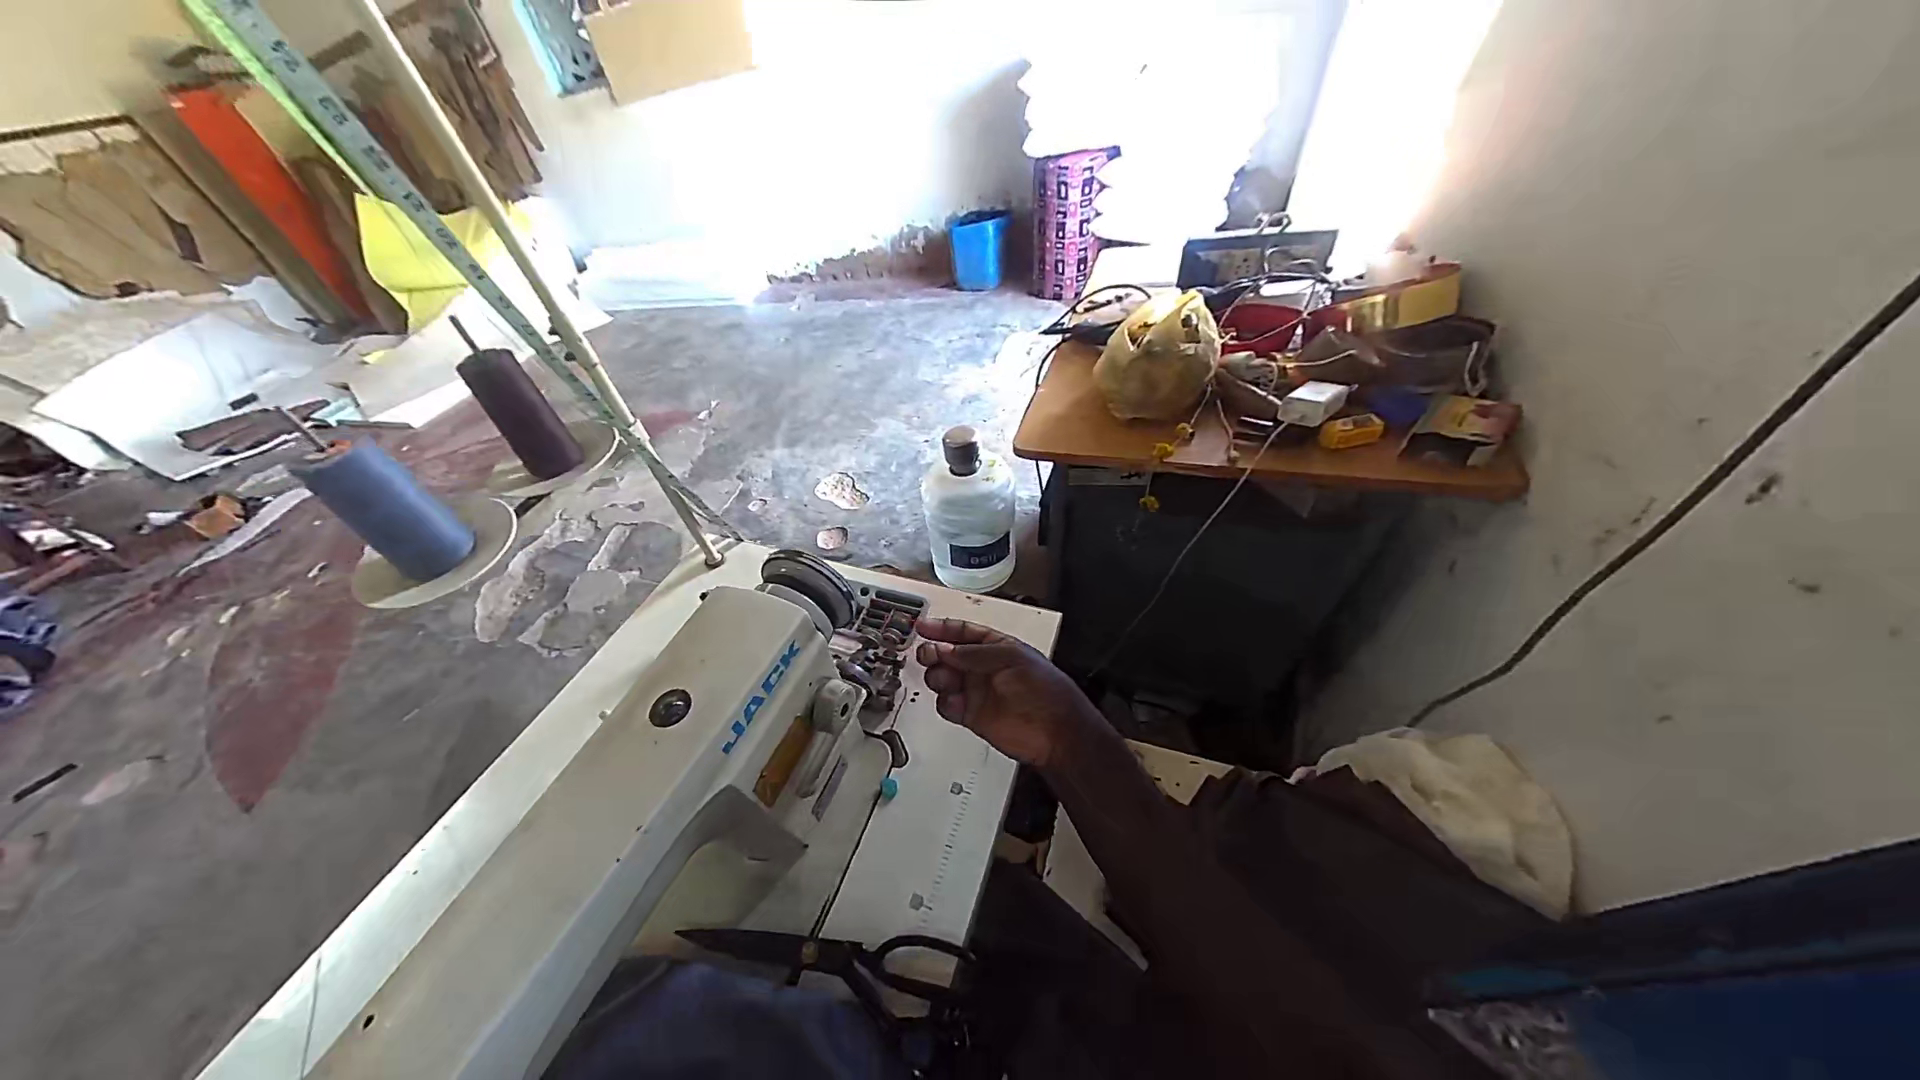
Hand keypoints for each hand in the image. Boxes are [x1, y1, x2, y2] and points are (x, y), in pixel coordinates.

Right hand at [913, 617, 1099, 768]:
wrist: (1055, 731)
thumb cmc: (1046, 690)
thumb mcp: (1011, 659)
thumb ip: (975, 653)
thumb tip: (945, 648)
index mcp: (995, 647)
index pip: (962, 632)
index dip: (941, 628)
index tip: (922, 626)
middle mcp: (982, 667)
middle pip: (946, 654)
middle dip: (934, 651)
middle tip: (929, 654)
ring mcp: (976, 691)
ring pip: (942, 678)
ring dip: (937, 676)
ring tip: (945, 679)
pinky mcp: (971, 714)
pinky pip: (946, 704)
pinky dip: (945, 702)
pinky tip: (955, 701)